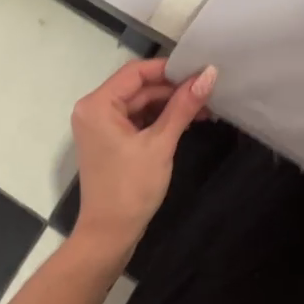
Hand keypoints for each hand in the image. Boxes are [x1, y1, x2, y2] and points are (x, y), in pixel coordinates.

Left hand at [68, 59, 216, 257]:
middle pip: (138, 87)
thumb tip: (209, 74)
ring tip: (205, 109)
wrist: (110, 233)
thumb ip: (183, 107)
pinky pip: (136, 120)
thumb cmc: (131, 188)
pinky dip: (159, 120)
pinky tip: (187, 121)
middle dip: (173, 90)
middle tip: (209, 93)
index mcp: (97, 104)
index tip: (201, 71)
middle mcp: (93, 109)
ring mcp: (100, 126)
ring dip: (169, 106)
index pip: (136, 72)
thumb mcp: (160, 144)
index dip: (169, 69)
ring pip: (140, 104)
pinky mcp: (109, 141)